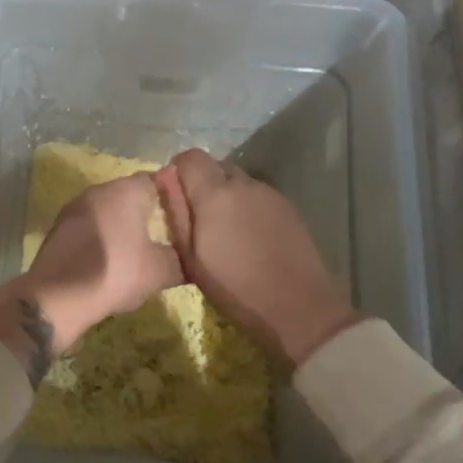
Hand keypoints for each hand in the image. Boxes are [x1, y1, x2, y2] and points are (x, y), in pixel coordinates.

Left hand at [0, 172, 182, 383]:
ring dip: (122, 225)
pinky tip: (109, 260)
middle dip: (147, 212)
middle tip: (164, 236)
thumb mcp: (161, 271)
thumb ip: (181, 259)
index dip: (173, 197)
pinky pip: (90, 225)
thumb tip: (192, 258)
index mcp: (125, 191)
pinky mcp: (59, 227)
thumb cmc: (115, 273)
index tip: (184, 218)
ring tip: (138, 251)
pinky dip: (102, 237)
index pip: (158, 180)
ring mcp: (75, 207)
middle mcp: (98, 190)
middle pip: (130, 194)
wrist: (58, 297)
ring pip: (108, 209)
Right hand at [165, 149, 361, 365]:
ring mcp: (268, 193)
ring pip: (238, 180)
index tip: (176, 197)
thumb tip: (164, 178)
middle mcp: (243, 183)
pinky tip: (250, 237)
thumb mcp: (192, 257)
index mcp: (215, 193)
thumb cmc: (235, 287)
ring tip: (226, 230)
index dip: (179, 171)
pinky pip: (257, 195)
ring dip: (226, 195)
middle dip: (203, 183)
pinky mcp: (287, 206)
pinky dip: (247, 206)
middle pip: (216, 165)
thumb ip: (176, 212)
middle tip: (199, 217)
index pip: (190, 157)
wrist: (298, 306)